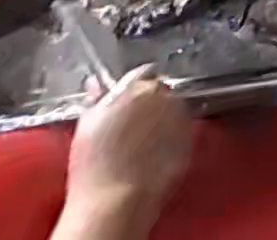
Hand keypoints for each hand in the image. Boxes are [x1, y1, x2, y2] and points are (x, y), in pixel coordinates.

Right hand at [59, 66, 193, 238]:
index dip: (135, 89)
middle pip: (159, 90)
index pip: (142, 74)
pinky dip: (172, 136)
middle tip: (134, 127)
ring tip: (145, 144)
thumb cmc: (94, 164)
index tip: (128, 104)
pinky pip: (182, 129)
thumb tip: (95, 83)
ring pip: (173, 108)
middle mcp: (162, 95)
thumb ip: (96, 99)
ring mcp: (179, 114)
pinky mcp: (189, 136)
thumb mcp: (87, 126)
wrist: (115, 200)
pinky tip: (157, 154)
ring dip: (163, 118)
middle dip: (150, 103)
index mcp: (137, 87)